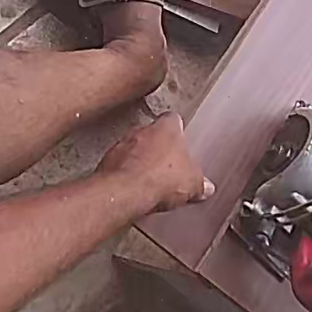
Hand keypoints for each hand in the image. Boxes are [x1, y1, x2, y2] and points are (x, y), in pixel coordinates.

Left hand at [97, 113, 214, 212]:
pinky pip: (119, 165)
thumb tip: (205, 187)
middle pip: (152, 134)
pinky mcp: (106, 162)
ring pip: (133, 149)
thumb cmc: (160, 178)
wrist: (126, 192)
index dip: (178, 130)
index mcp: (166, 128)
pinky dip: (125, 174)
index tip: (181, 140)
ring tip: (149, 181)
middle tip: (167, 166)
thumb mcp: (192, 184)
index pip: (174, 119)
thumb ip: (200, 183)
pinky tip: (133, 189)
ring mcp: (121, 144)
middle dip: (158, 148)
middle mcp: (142, 130)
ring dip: (139, 161)